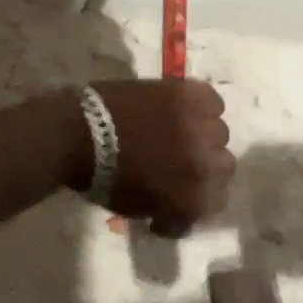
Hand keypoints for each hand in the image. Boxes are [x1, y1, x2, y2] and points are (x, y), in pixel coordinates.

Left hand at [82, 78, 233, 236]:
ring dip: (202, 135)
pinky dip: (202, 105)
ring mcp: (198, 124)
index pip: (218, 202)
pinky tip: (184, 110)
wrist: (78, 133)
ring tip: (180, 132)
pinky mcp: (185, 93)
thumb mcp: (137, 209)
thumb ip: (169, 208)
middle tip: (179, 161)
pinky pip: (211, 100)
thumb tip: (175, 208)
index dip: (198, 198)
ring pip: (219, 132)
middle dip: (202, 167)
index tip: (179, 195)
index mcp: (194, 197)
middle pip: (224, 166)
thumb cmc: (101, 176)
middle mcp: (205, 162)